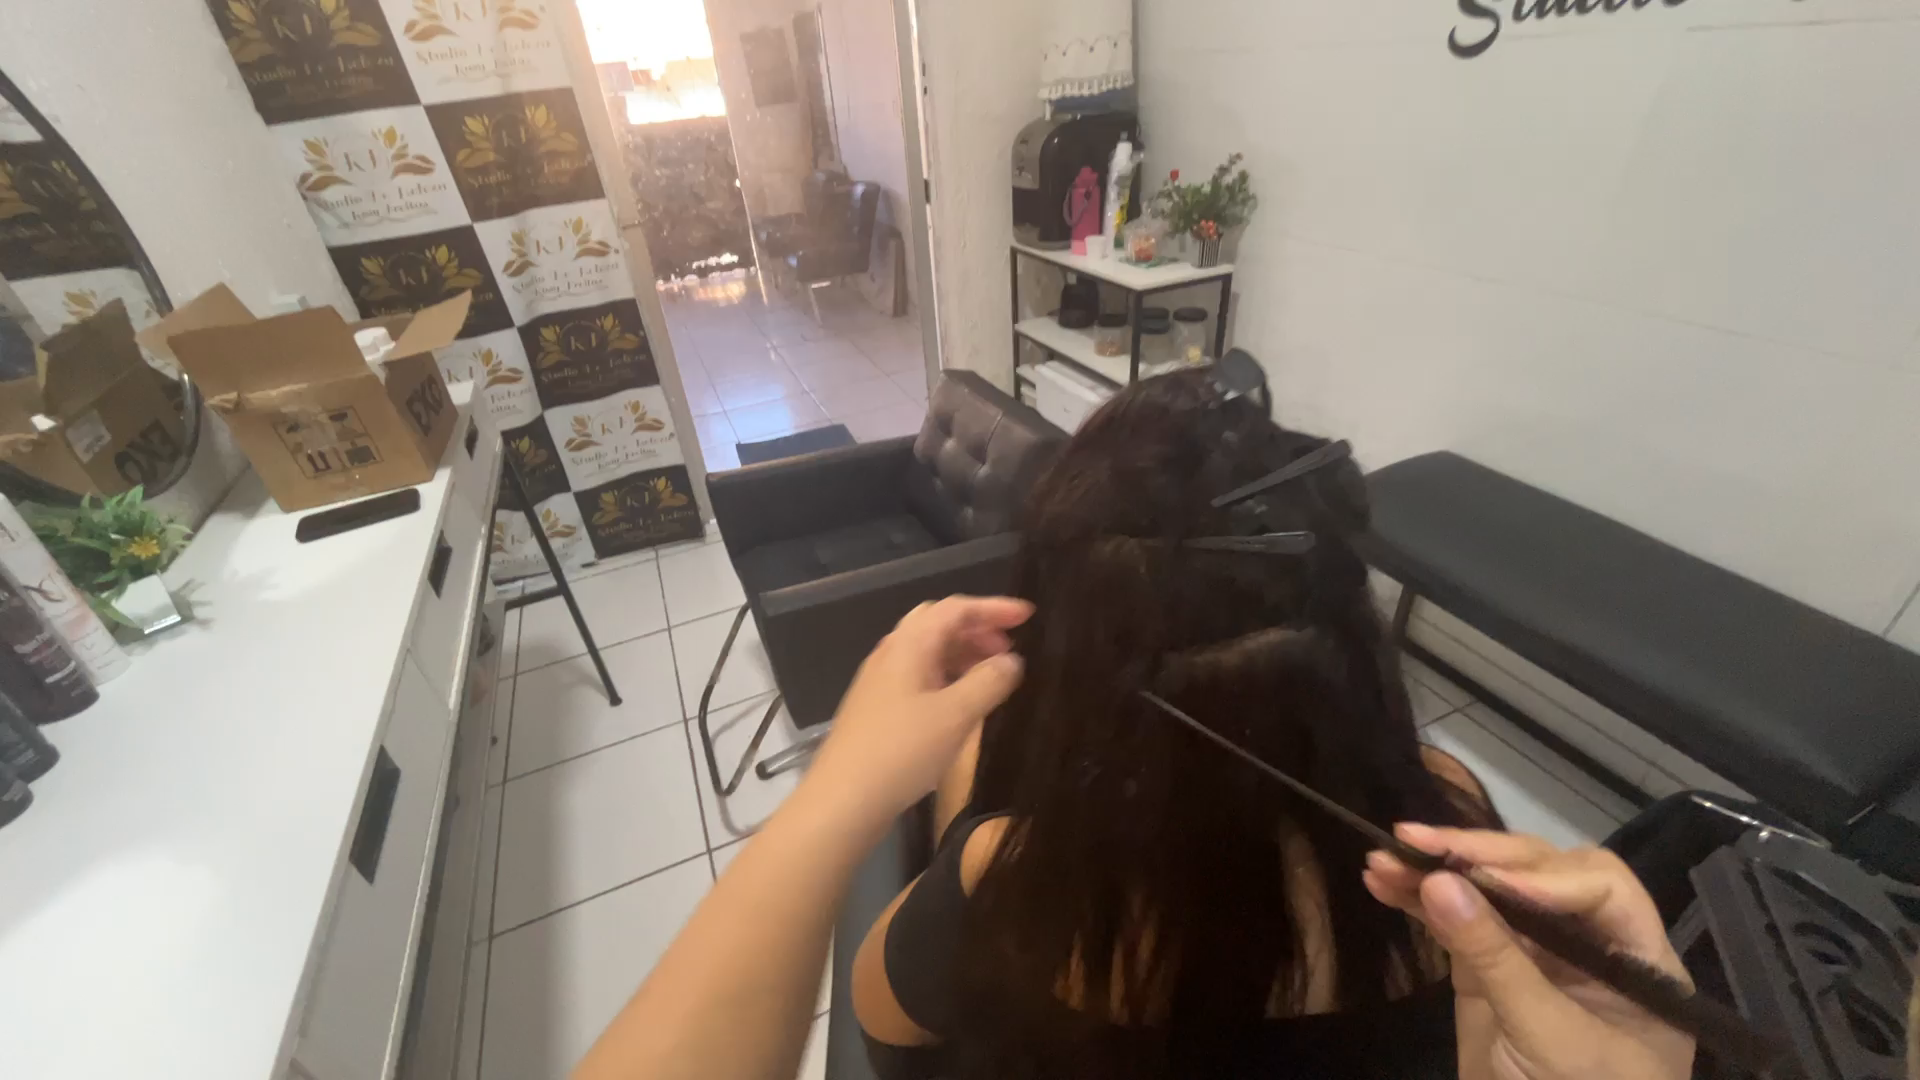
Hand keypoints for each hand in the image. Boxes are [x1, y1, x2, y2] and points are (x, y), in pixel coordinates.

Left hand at [804, 595, 1031, 822]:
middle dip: (977, 628)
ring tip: (993, 674)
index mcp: (910, 644)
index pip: (956, 608)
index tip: (1028, 615)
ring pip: (928, 650)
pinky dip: (948, 675)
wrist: (842, 800)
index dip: (994, 607)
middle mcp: (892, 652)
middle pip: (939, 623)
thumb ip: (989, 682)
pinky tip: (962, 702)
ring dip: (963, 653)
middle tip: (1009, 646)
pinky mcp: (879, 706)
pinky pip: (920, 674)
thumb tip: (1012, 660)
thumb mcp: (956, 716)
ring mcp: (882, 679)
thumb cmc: (901, 751)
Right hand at [1364, 826, 1694, 1079]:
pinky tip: (1378, 883)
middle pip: (1534, 869)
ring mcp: (1532, 949)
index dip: (1543, 874)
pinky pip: (1448, 913)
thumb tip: (1436, 880)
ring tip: (1380, 857)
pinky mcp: (1483, 961)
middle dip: (1473, 853)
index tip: (1485, 878)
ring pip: (1483, 883)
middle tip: (1414, 841)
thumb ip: (1494, 956)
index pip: (1599, 886)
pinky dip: (1412, 897)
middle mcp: (1586, 942)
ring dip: (1428, 867)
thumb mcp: (1546, 1038)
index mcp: (1636, 961)